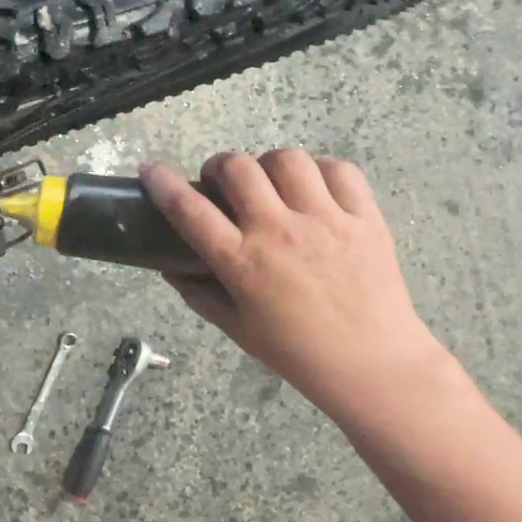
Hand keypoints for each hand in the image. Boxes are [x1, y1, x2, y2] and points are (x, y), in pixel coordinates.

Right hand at [139, 151, 450, 416]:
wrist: (371, 361)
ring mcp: (326, 220)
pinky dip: (318, 171)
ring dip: (267, 165)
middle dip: (219, 166)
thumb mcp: (234, 326)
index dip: (162, 183)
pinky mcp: (364, 217)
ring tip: (268, 183)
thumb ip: (198, 292)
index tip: (150, 170)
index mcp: (241, 262)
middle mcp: (279, 232)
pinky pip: (338, 170)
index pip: (189, 209)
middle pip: (238, 169)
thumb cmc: (294, 350)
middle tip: (220, 183)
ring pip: (287, 160)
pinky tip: (311, 189)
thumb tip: (171, 267)